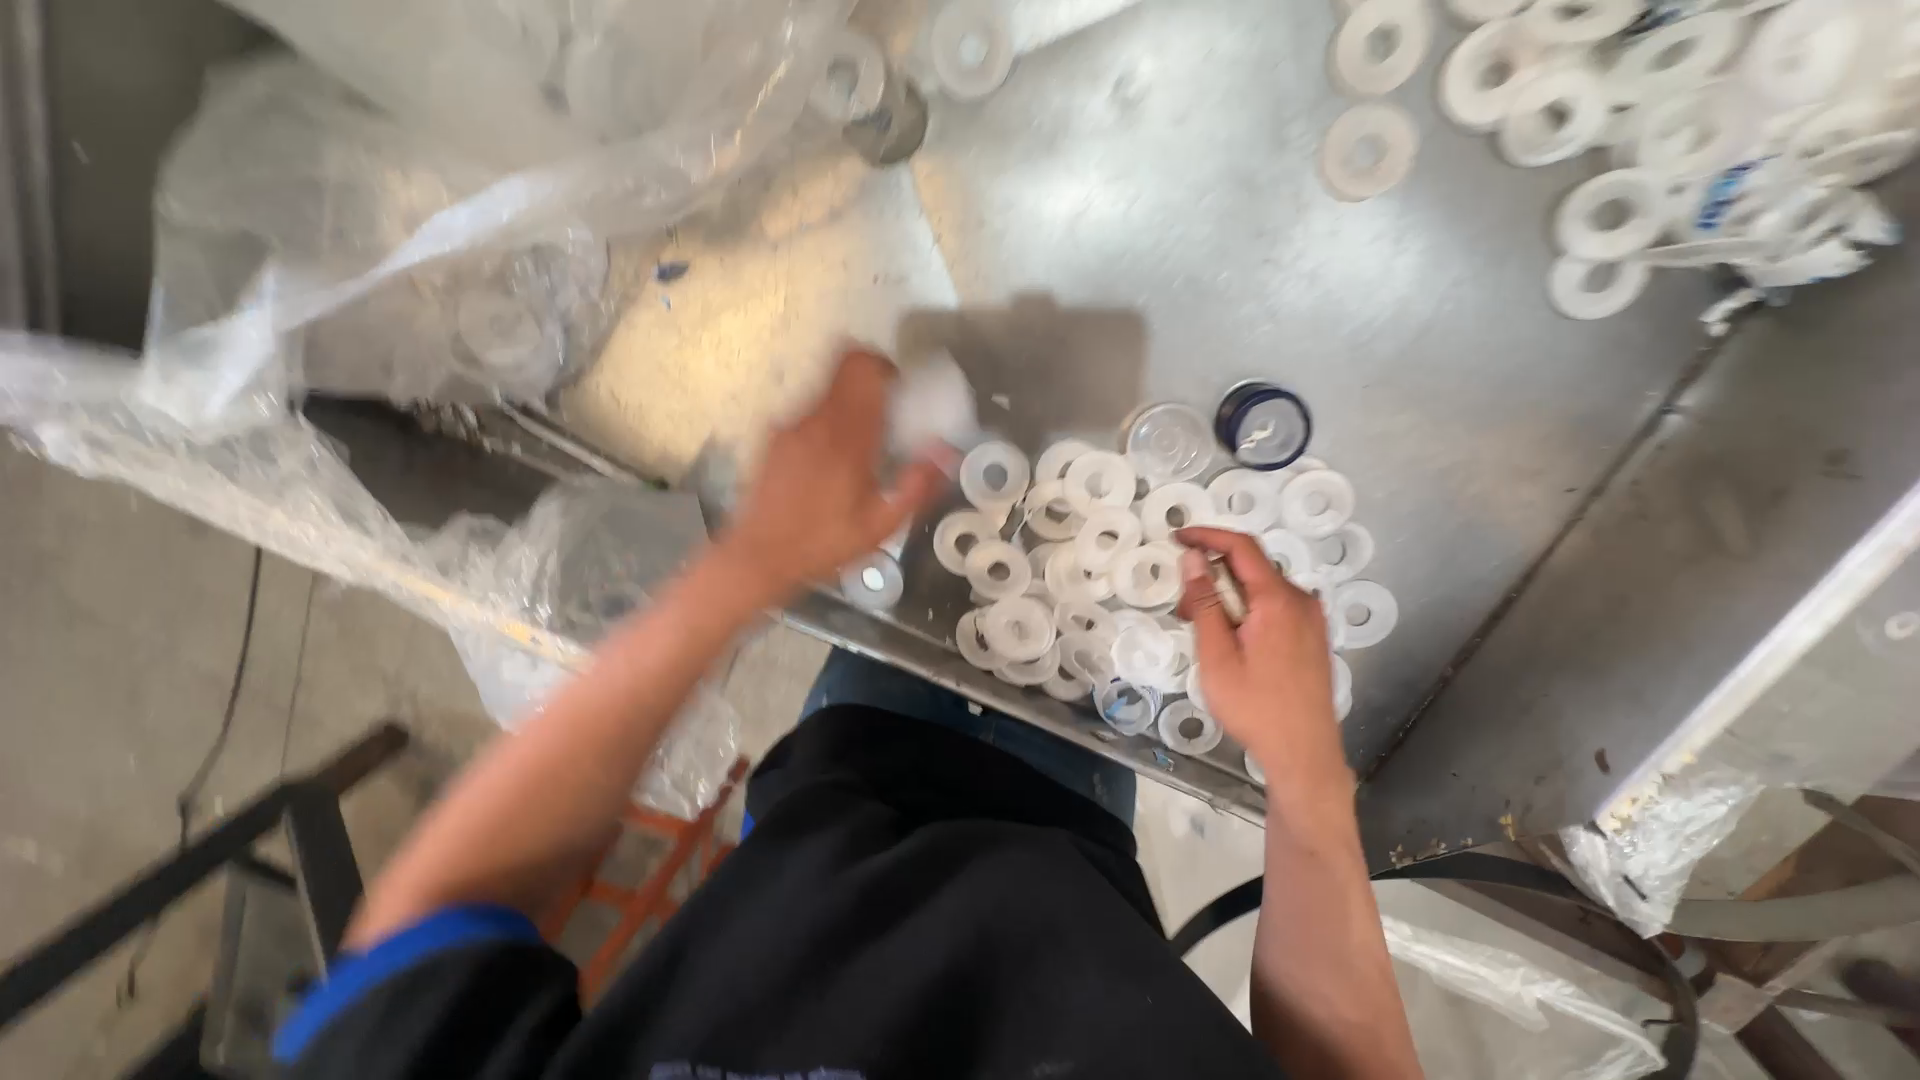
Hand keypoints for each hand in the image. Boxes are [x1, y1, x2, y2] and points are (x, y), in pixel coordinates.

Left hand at [714, 346, 947, 602]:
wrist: (758, 557)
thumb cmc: (823, 544)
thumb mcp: (881, 526)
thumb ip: (917, 485)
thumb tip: (945, 452)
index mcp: (847, 437)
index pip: (863, 369)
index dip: (885, 367)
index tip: (900, 388)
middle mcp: (815, 421)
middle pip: (844, 367)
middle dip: (870, 380)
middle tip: (886, 411)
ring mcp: (789, 426)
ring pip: (826, 389)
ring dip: (848, 404)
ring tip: (859, 445)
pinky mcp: (773, 437)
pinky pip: (808, 413)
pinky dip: (826, 423)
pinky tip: (829, 462)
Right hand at [1175, 526, 1352, 798]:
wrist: (1303, 751)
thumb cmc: (1254, 706)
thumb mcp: (1216, 654)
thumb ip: (1205, 602)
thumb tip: (1193, 558)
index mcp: (1277, 600)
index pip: (1241, 546)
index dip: (1207, 536)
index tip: (1176, 538)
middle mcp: (1300, 601)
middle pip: (1251, 567)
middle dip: (1211, 575)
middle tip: (1182, 610)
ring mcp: (1311, 619)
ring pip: (1262, 588)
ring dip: (1227, 596)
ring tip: (1202, 632)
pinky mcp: (1312, 637)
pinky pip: (1275, 606)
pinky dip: (1246, 609)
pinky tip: (1230, 639)